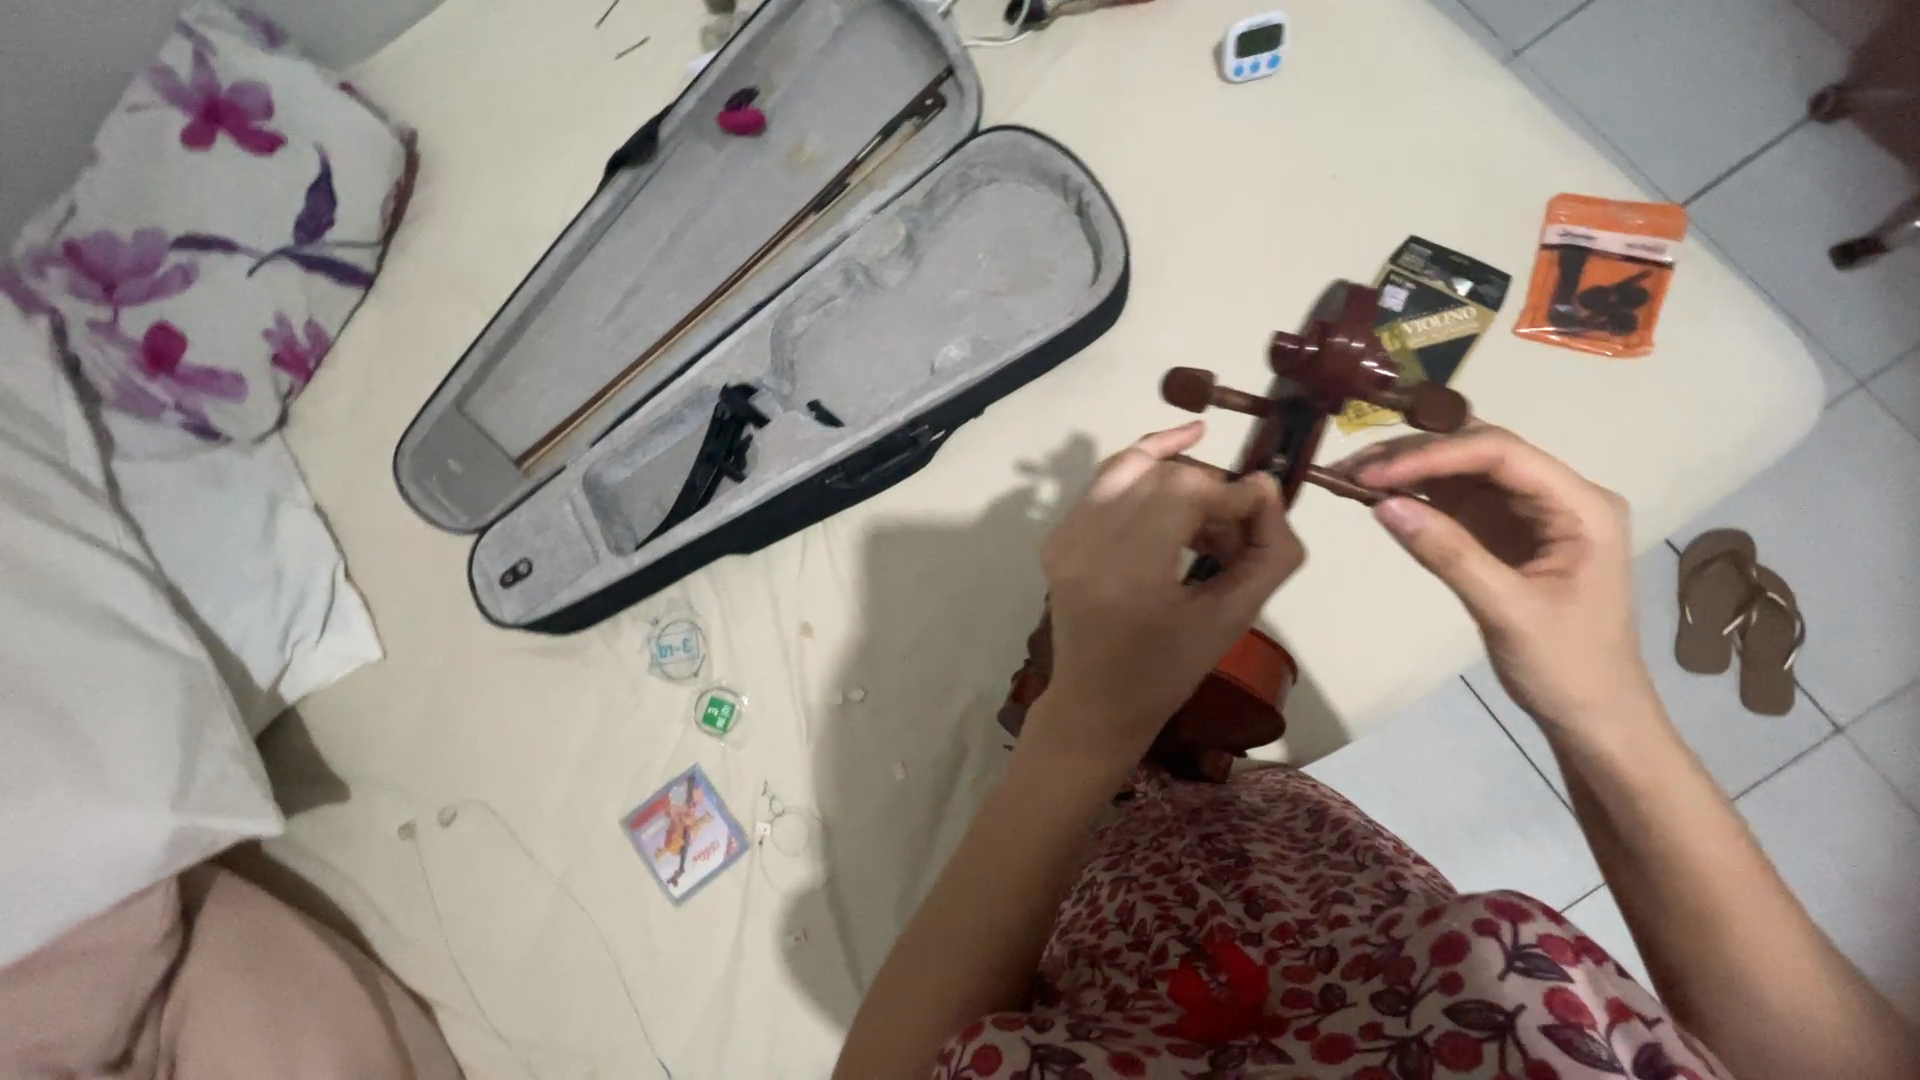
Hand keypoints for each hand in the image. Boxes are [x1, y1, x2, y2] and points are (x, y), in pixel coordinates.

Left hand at [1027, 422, 1304, 775]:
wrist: (1096, 702)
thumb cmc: (1168, 671)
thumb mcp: (1233, 619)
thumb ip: (1268, 555)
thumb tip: (1266, 491)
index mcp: (1128, 571)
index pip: (1183, 492)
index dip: (1231, 491)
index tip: (1262, 508)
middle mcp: (1086, 544)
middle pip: (1157, 475)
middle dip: (1208, 485)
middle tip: (1238, 522)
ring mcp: (1063, 537)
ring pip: (1125, 467)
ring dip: (1175, 473)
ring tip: (1213, 506)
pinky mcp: (1055, 538)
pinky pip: (1103, 487)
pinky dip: (1143, 483)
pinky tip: (1177, 495)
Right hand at [1349, 426, 1651, 729]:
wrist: (1592, 713)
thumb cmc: (1567, 665)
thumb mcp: (1506, 610)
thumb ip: (1448, 553)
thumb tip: (1383, 505)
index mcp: (1581, 506)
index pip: (1500, 454)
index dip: (1433, 455)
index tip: (1374, 473)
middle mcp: (1556, 495)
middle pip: (1480, 449)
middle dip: (1415, 452)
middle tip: (1353, 466)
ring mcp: (1527, 511)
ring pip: (1462, 468)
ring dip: (1408, 467)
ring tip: (1353, 475)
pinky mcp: (1501, 531)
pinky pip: (1454, 498)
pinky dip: (1414, 492)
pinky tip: (1376, 494)